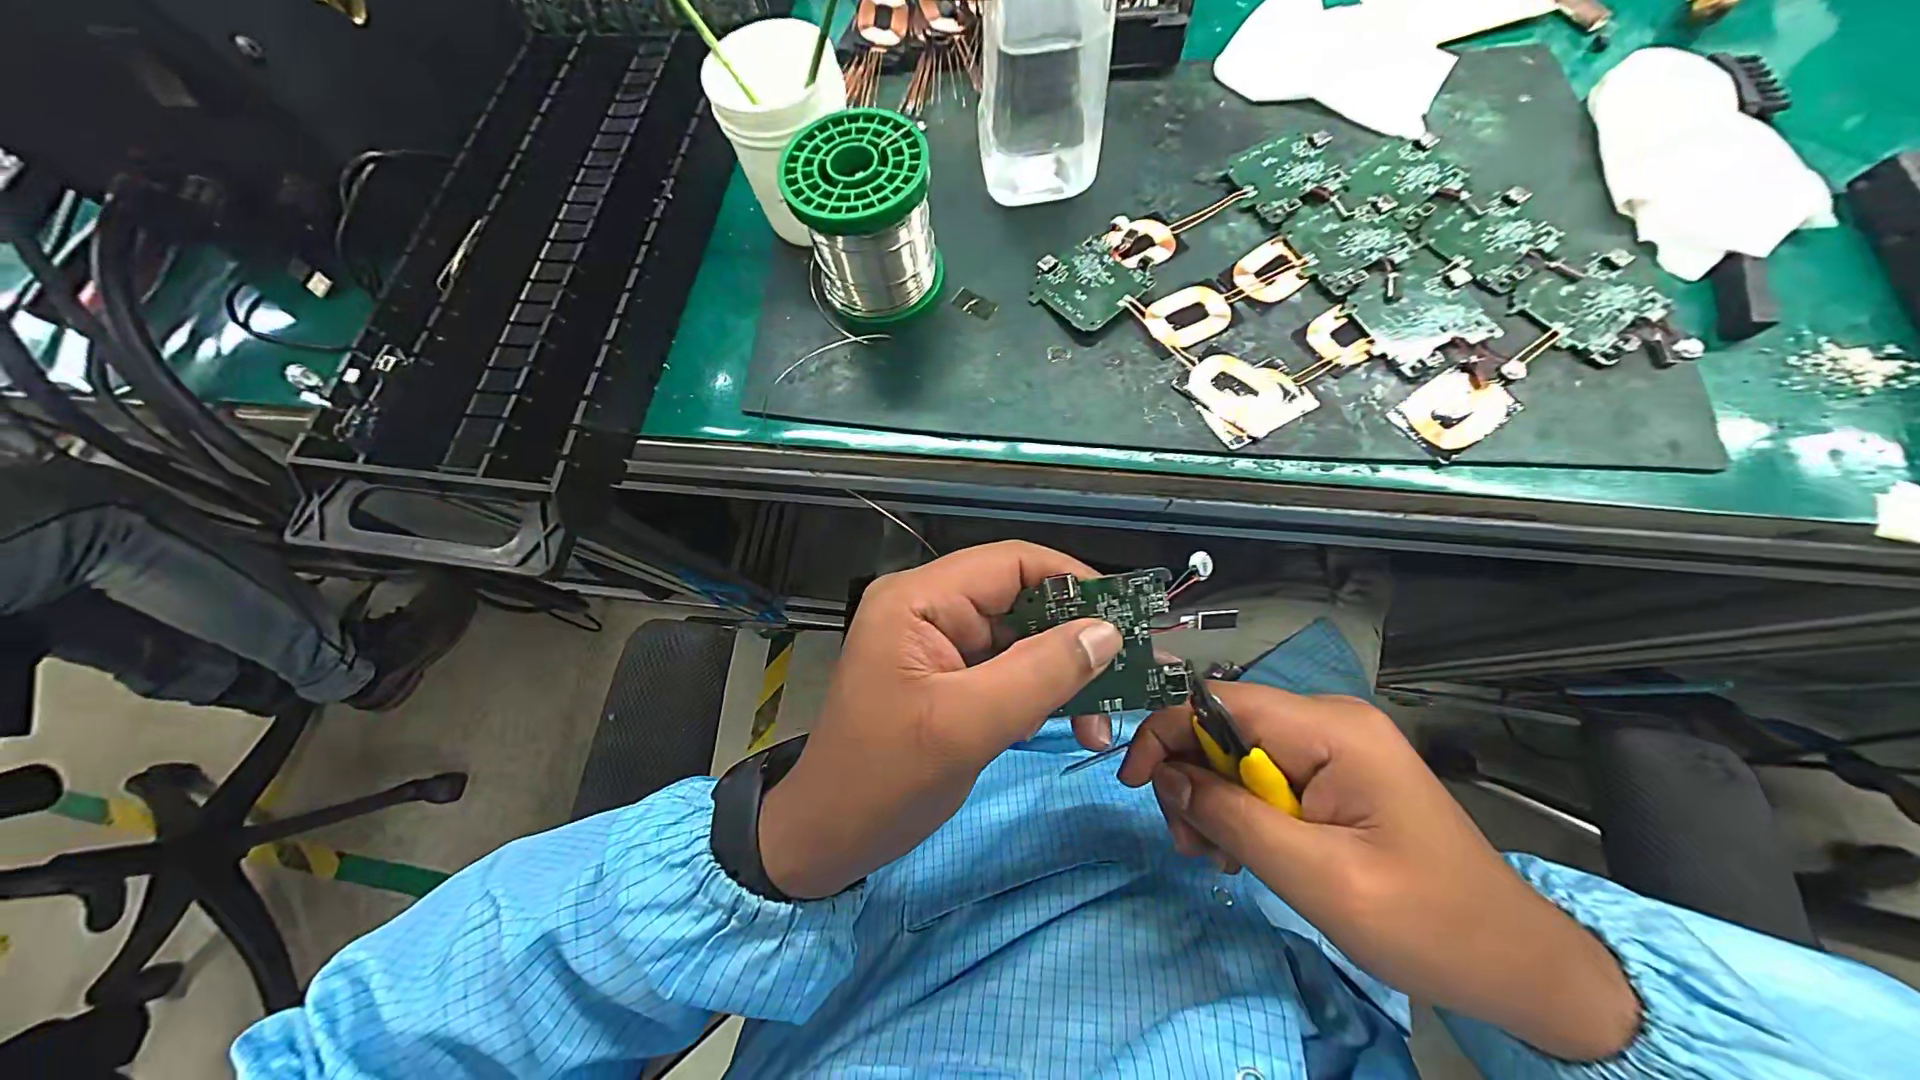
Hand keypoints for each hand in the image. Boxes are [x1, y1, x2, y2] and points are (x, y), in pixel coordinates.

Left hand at [759, 542, 1123, 898]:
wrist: (827, 838)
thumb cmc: (883, 780)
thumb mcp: (967, 726)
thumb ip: (1041, 673)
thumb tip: (1107, 632)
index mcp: (919, 600)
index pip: (1012, 562)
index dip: (1074, 581)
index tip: (1127, 618)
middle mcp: (929, 609)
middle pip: (1021, 600)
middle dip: (1074, 638)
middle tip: (1127, 676)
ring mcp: (938, 644)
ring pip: (1021, 638)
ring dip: (1062, 673)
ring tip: (1100, 720)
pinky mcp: (947, 677)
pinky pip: (1008, 669)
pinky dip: (1040, 692)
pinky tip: (1064, 723)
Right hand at [1119, 684, 1641, 1061]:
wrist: (1516, 963)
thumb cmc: (1427, 923)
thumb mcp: (1318, 878)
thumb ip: (1233, 819)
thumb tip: (1166, 778)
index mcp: (1332, 729)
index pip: (1219, 703)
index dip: (1167, 734)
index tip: (1135, 785)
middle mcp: (1328, 720)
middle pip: (1223, 727)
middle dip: (1192, 781)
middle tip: (1192, 846)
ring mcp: (1333, 744)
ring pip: (1235, 752)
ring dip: (1212, 801)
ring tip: (1219, 856)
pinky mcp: (1333, 771)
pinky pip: (1261, 774)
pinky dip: (1239, 809)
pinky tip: (1244, 849)